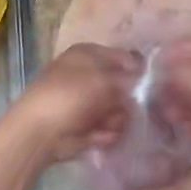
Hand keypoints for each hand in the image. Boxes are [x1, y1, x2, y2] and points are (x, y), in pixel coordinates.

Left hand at [13, 44, 139, 159]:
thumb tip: (147, 82)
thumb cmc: (71, 96)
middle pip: (125, 86)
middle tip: (124, 107)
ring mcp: (87, 101)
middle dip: (127, 100)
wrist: (39, 132)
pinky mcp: (85, 124)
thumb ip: (132, 79)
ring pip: (119, 109)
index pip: (126, 58)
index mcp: (89, 54)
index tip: (151, 86)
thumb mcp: (106, 80)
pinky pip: (108, 127)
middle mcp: (89, 74)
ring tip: (105, 124)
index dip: (140, 71)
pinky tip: (97, 136)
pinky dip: (105, 133)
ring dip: (116, 119)